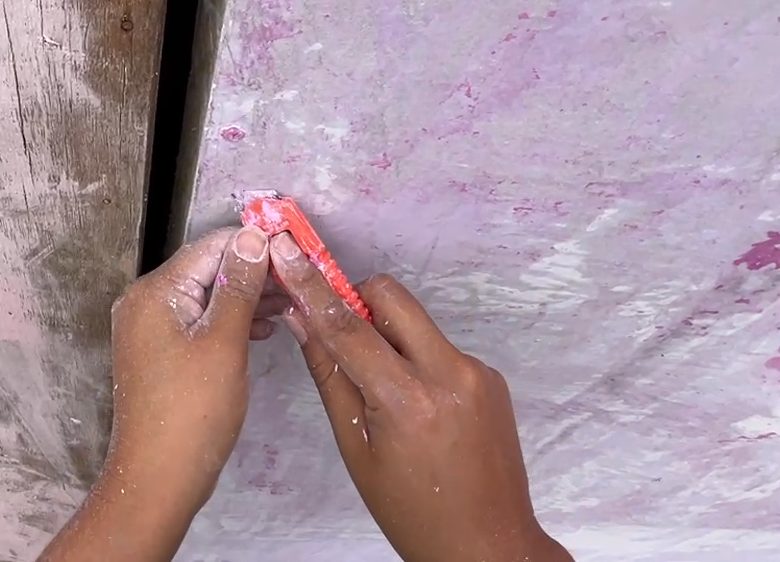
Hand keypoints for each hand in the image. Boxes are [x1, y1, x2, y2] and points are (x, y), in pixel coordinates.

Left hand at [107, 224, 279, 506]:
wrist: (157, 482)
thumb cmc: (194, 412)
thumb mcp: (224, 342)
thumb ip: (239, 285)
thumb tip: (252, 235)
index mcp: (155, 291)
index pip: (209, 247)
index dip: (252, 243)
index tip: (293, 248)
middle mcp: (145, 300)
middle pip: (206, 269)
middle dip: (252, 272)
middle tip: (297, 281)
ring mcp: (149, 326)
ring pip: (205, 296)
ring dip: (244, 297)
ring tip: (288, 303)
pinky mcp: (159, 350)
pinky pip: (197, 320)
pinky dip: (228, 320)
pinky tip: (260, 328)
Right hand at [270, 233, 571, 561]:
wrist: (492, 550)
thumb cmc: (410, 510)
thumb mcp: (355, 448)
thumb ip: (329, 375)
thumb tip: (300, 319)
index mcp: (408, 400)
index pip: (347, 326)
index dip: (311, 285)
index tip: (287, 249)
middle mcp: (449, 373)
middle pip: (390, 295)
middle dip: (359, 298)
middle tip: (346, 334)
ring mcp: (477, 371)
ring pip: (414, 320)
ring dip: (388, 334)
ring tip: (385, 388)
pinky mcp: (490, 376)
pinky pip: (437, 345)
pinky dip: (415, 358)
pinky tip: (418, 405)